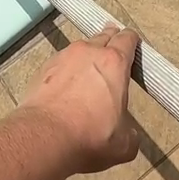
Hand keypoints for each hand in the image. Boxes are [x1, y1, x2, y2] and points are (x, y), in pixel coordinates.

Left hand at [15, 23, 141, 174]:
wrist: (44, 135)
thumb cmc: (89, 136)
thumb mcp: (124, 142)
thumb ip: (129, 128)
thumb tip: (125, 129)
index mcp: (114, 63)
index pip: (127, 39)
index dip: (132, 41)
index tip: (133, 44)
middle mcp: (89, 52)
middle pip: (104, 36)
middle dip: (111, 41)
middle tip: (114, 49)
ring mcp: (64, 55)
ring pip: (82, 47)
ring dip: (88, 55)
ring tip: (90, 71)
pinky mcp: (45, 65)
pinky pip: (63, 60)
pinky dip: (69, 68)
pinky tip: (68, 85)